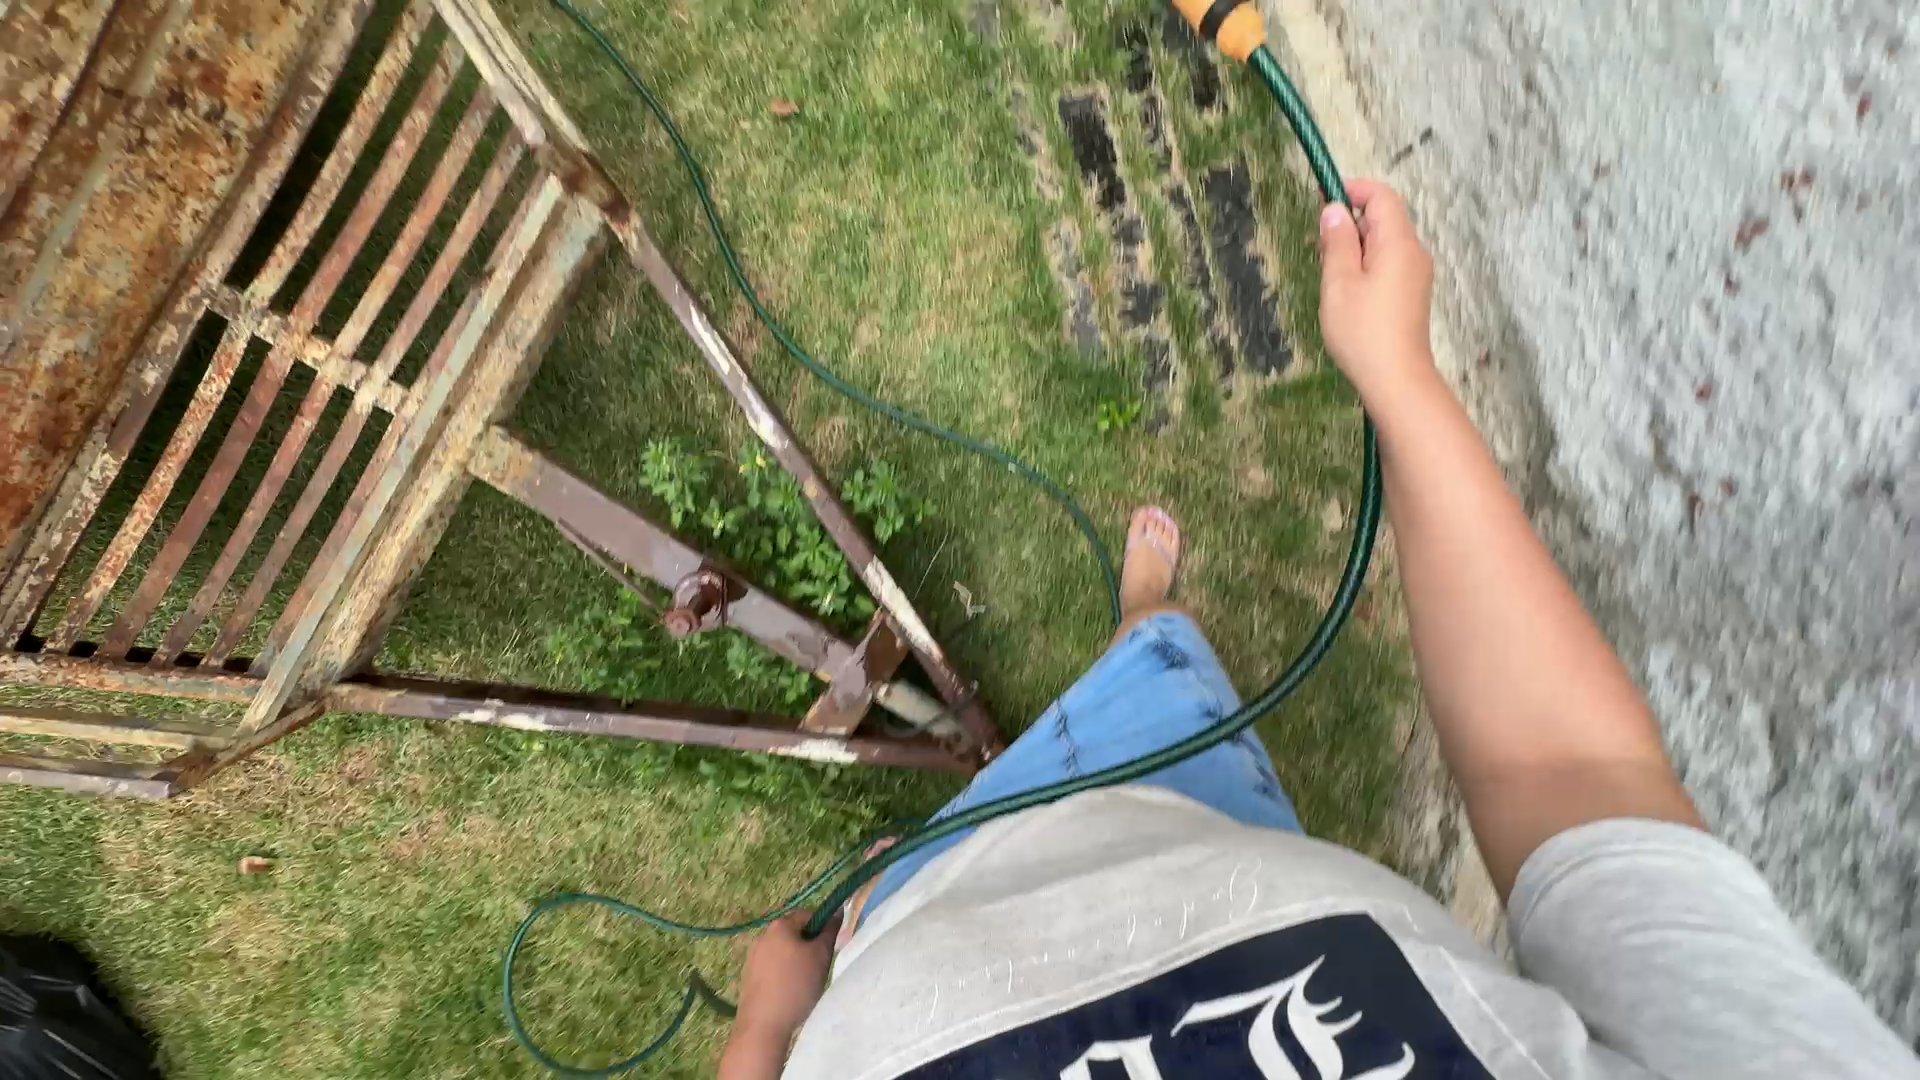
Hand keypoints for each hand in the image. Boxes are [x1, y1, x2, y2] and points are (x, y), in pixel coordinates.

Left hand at [734, 912, 838, 1040]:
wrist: (763, 1026)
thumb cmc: (796, 985)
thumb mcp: (821, 956)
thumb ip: (831, 931)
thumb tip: (836, 913)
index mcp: (780, 925)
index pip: (808, 916)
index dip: (823, 929)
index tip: (829, 949)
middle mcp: (763, 935)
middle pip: (794, 934)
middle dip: (808, 946)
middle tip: (819, 966)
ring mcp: (752, 957)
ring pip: (783, 952)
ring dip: (795, 961)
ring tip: (804, 982)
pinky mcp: (747, 977)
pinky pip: (771, 968)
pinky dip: (782, 975)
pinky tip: (788, 993)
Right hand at [1317, 179, 1435, 404]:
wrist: (1395, 377)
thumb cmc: (1362, 330)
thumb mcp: (1339, 284)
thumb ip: (1336, 244)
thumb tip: (1334, 211)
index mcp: (1398, 243)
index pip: (1382, 198)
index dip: (1354, 190)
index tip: (1323, 198)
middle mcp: (1413, 252)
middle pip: (1384, 220)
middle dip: (1350, 222)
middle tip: (1318, 246)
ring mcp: (1416, 275)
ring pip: (1384, 245)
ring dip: (1355, 248)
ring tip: (1329, 274)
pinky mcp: (1411, 295)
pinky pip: (1388, 266)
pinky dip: (1365, 266)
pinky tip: (1346, 292)